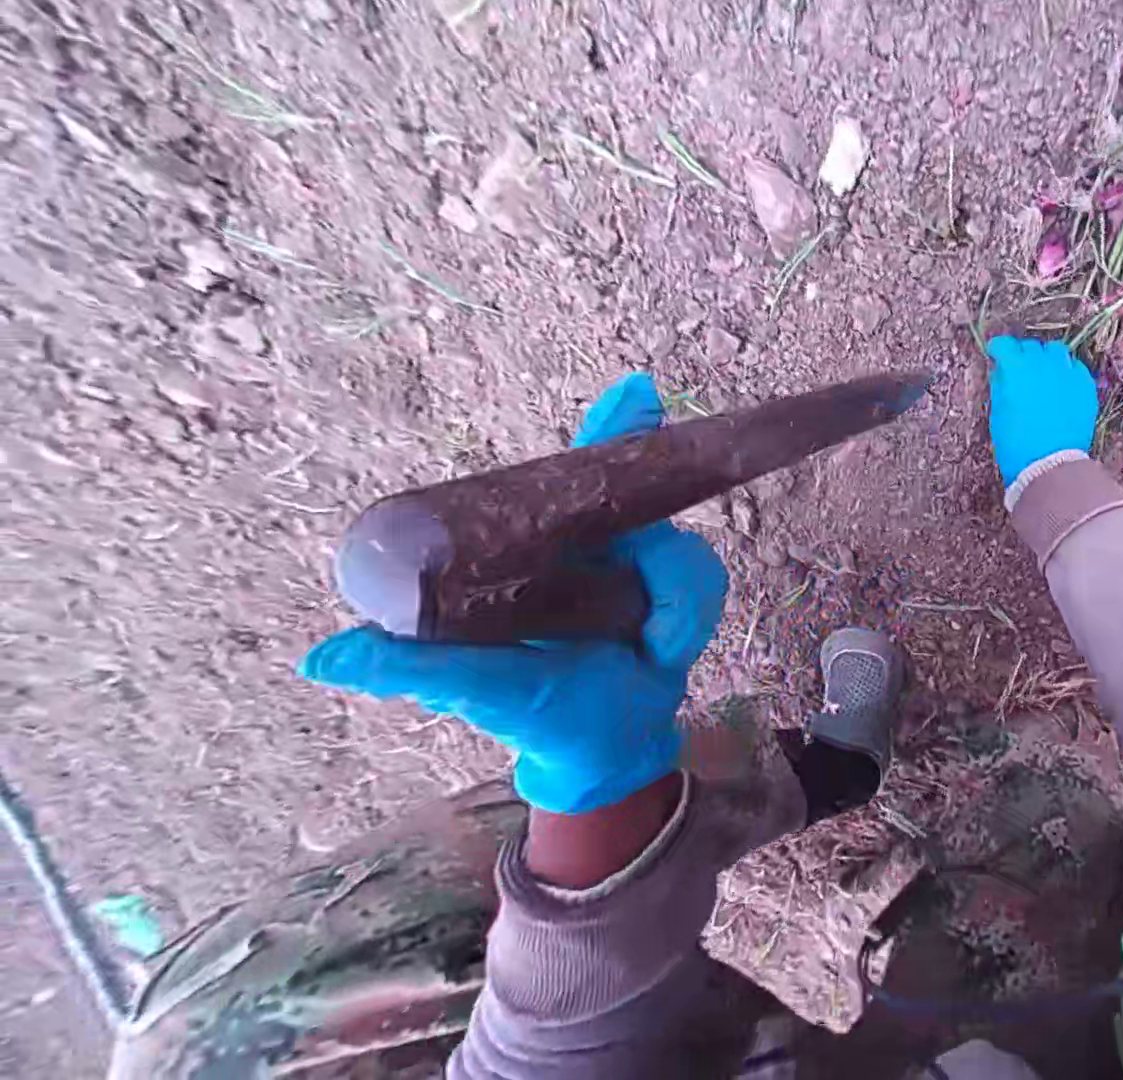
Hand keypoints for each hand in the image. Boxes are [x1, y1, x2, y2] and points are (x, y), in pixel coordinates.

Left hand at [299, 374, 727, 814]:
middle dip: (664, 575)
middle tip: (659, 635)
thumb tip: (330, 652)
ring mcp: (650, 566)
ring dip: (681, 609)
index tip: (640, 394)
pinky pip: (708, 583)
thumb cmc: (541, 713)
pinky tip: (670, 652)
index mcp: (546, 550)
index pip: (578, 478)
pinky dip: (695, 619)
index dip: (612, 433)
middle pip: (655, 517)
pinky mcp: (687, 589)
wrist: (611, 742)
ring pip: (690, 557)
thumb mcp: (484, 690)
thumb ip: (428, 670)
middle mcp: (602, 546)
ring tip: (658, 653)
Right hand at [985, 336, 1097, 486]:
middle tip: (1019, 369)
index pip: (1005, 346)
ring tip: (1042, 373)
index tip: (996, 354)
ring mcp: (1067, 374)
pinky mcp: (1085, 387)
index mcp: (1017, 370)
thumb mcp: (999, 414)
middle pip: (1031, 347)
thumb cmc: (1016, 445)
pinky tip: (1061, 385)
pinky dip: (1065, 372)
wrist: (1050, 466)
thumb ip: (1002, 386)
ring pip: (1056, 351)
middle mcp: (1043, 365)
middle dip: (1022, 355)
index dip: (999, 349)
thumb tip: (1004, 371)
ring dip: (1046, 358)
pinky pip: (1075, 368)